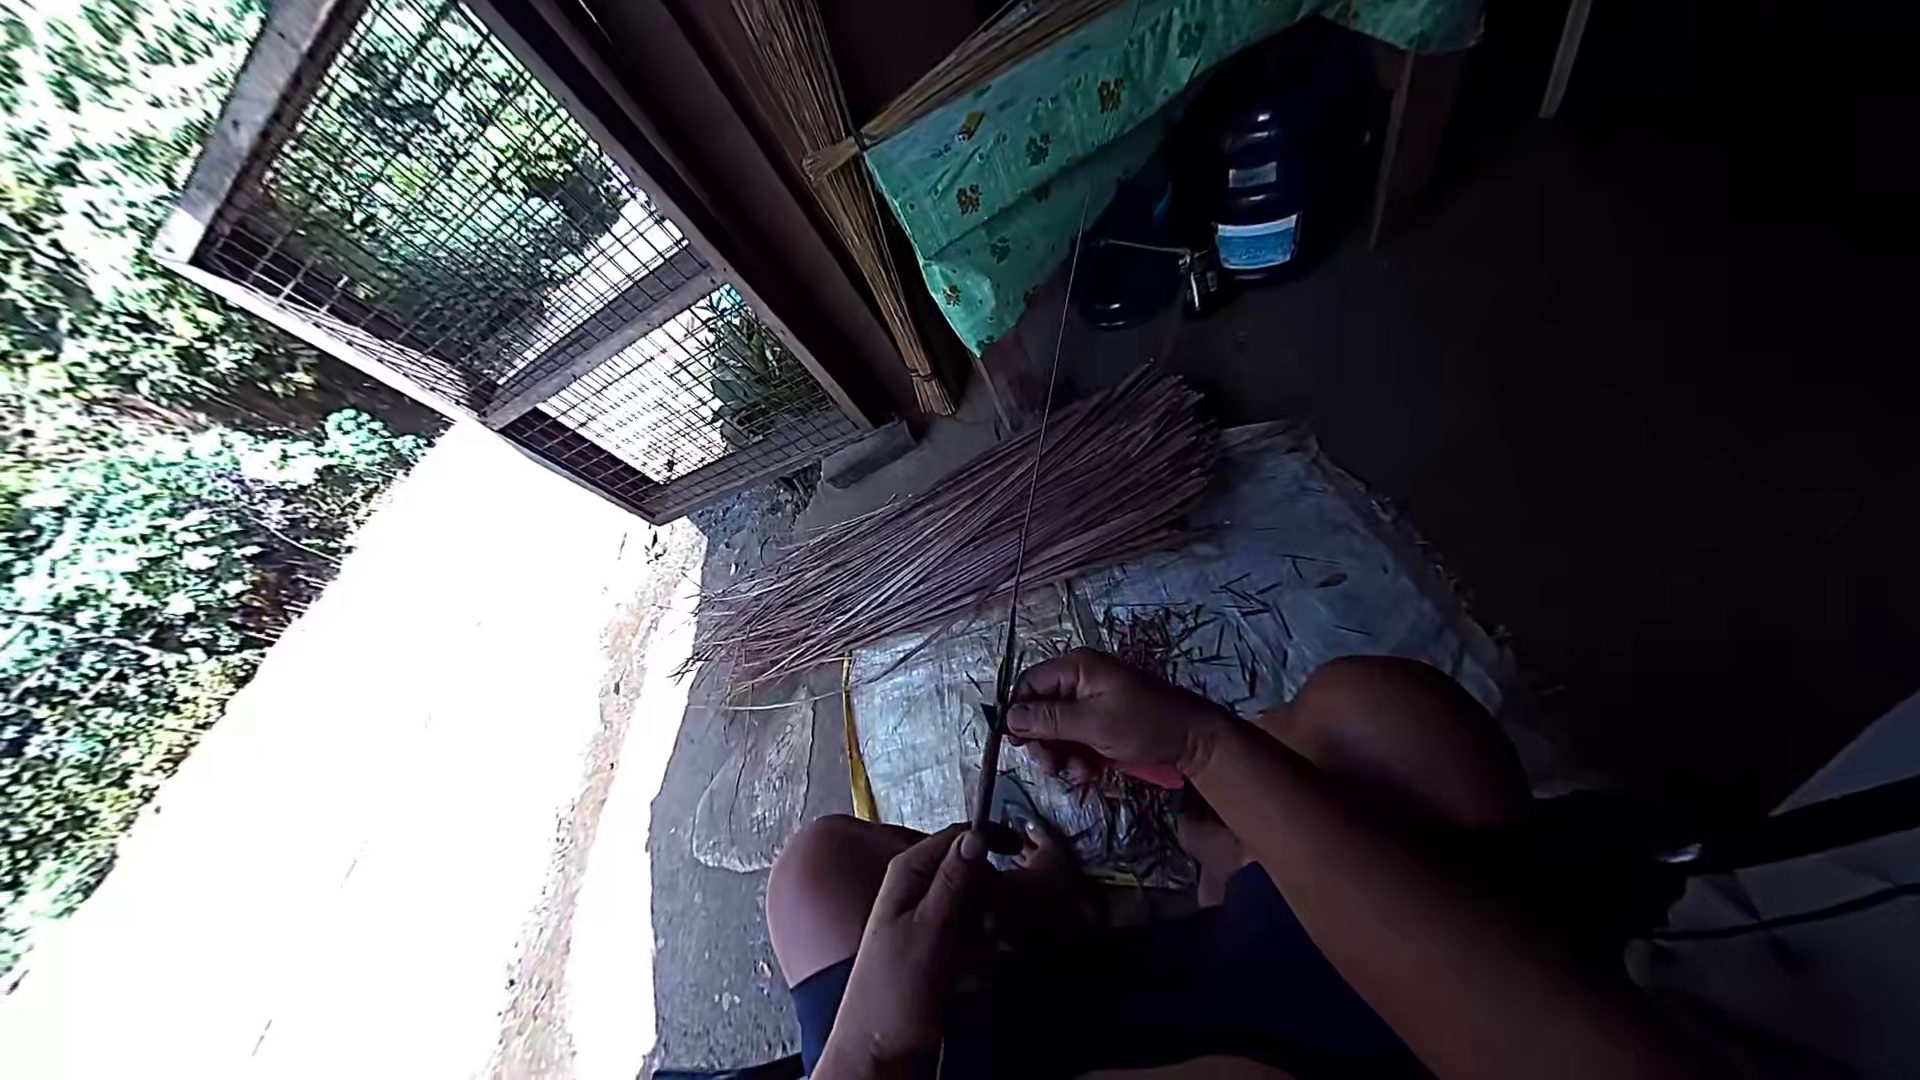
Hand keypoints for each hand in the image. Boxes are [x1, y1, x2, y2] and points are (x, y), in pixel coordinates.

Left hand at [816, 824, 988, 1077]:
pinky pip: (970, 930)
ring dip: (986, 926)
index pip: (956, 837)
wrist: (877, 1054)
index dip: (990, 838)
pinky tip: (971, 972)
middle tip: (995, 928)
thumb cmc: (896, 990)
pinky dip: (978, 947)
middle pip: (970, 870)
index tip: (1022, 850)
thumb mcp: (929, 931)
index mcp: (909, 871)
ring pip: (975, 902)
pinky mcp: (936, 942)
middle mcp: (917, 885)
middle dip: (989, 896)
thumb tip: (977, 836)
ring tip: (978, 957)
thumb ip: (953, 881)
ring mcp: (927, 914)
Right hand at [1004, 647, 1231, 787]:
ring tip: (1077, 773)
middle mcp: (1079, 681)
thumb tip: (1009, 717)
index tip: (1018, 743)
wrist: (1193, 742)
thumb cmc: (1143, 724)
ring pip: (1056, 729)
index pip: (1030, 683)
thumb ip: (1049, 719)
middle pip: (1040, 709)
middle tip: (1050, 767)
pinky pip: (1074, 740)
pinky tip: (1088, 772)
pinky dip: (1077, 758)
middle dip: (1043, 741)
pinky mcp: (1099, 723)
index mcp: (1076, 668)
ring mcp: (1090, 703)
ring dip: (1061, 754)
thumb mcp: (1093, 723)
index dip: (1019, 712)